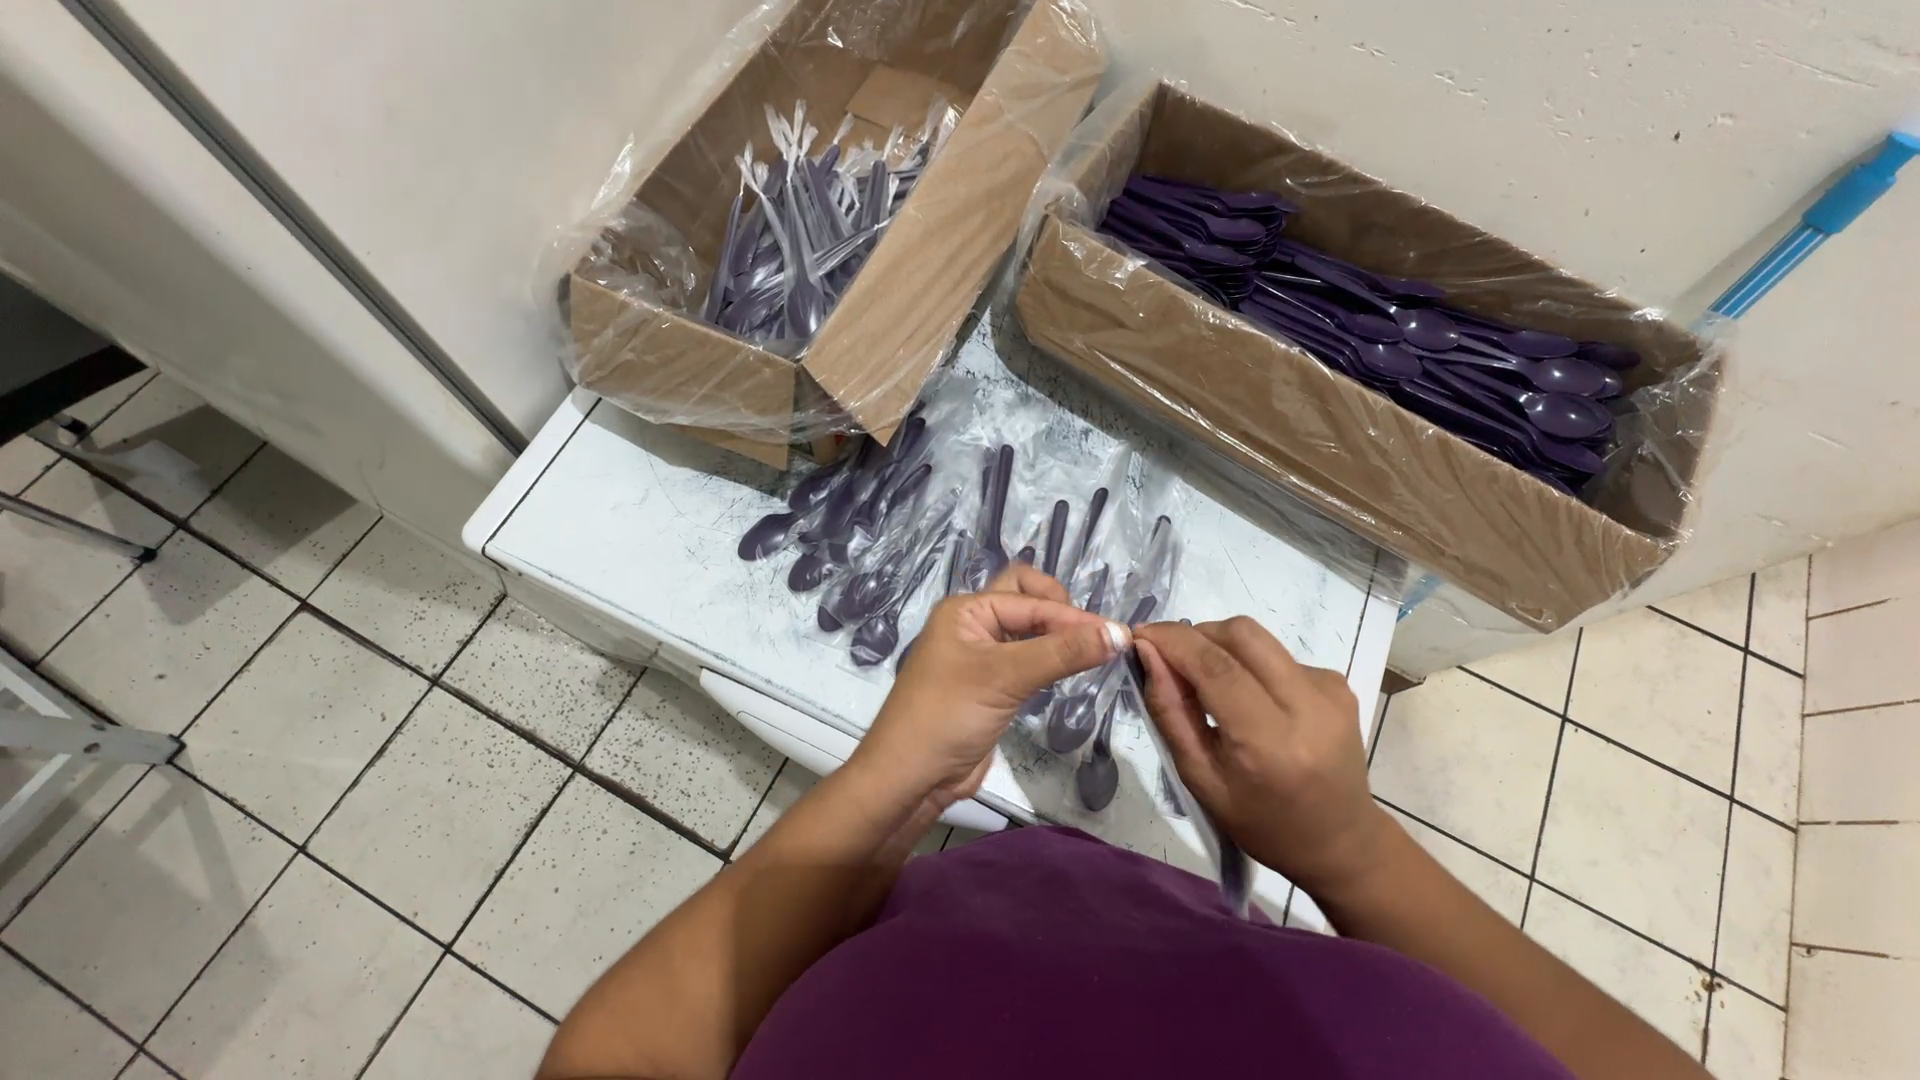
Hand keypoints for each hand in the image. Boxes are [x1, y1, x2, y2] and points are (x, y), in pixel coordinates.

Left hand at [851, 565, 1126, 813]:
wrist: (910, 778)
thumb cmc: (948, 716)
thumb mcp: (1005, 677)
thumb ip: (1062, 653)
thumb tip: (1119, 632)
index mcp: (966, 610)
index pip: (1030, 599)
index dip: (1073, 616)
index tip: (1116, 636)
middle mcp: (973, 626)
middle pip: (1027, 602)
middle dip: (1061, 612)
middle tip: (1091, 638)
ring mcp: (982, 658)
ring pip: (1029, 634)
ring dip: (1058, 638)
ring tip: (1094, 654)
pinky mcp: (991, 688)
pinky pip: (1027, 662)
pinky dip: (1050, 661)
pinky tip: (1071, 673)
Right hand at [1134, 618, 1391, 897]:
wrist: (1340, 840)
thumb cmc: (1260, 821)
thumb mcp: (1200, 778)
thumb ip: (1170, 712)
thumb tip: (1148, 653)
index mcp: (1270, 743)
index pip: (1216, 667)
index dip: (1174, 641)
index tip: (1142, 635)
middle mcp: (1308, 707)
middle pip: (1241, 634)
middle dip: (1197, 634)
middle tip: (1172, 659)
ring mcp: (1330, 691)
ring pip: (1259, 640)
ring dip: (1222, 648)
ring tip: (1210, 685)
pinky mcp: (1339, 684)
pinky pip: (1279, 655)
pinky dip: (1250, 665)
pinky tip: (1251, 700)